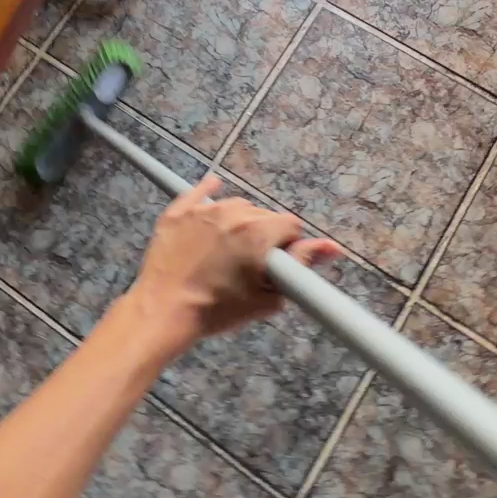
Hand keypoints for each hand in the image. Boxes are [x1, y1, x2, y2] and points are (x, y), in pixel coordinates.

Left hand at [124, 175, 340, 347]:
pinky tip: (214, 187)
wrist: (164, 311)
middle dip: (264, 235)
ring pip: (235, 205)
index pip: (291, 226)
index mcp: (258, 232)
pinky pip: (199, 192)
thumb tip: (331, 248)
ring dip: (239, 221)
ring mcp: (202, 210)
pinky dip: (209, 192)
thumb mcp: (267, 297)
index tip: (278, 262)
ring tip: (228, 249)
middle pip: (263, 215)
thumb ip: (301, 267)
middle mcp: (232, 212)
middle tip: (252, 262)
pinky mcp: (177, 212)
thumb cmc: (217, 310)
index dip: (289, 246)